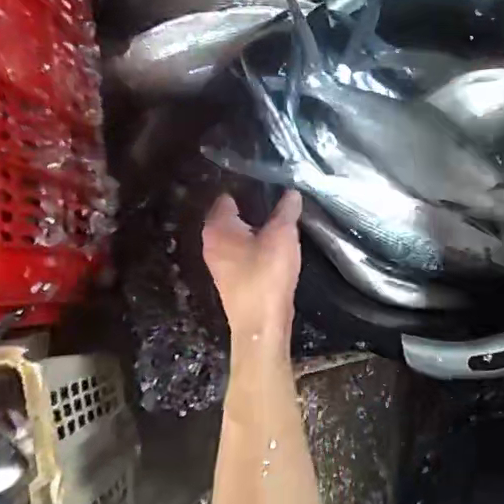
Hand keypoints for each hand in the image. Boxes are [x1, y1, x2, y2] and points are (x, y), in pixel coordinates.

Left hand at [202, 190, 301, 342]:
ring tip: (281, 219)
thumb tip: (292, 192)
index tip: (267, 181)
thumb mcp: (282, 235)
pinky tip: (275, 245)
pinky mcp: (232, 278)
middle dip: (253, 207)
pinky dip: (256, 246)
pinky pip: (242, 252)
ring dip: (256, 228)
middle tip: (278, 197)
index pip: (226, 196)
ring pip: (238, 235)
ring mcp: (219, 262)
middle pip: (231, 216)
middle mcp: (211, 242)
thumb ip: (286, 210)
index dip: (246, 187)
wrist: (261, 323)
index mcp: (217, 227)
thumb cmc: (266, 274)